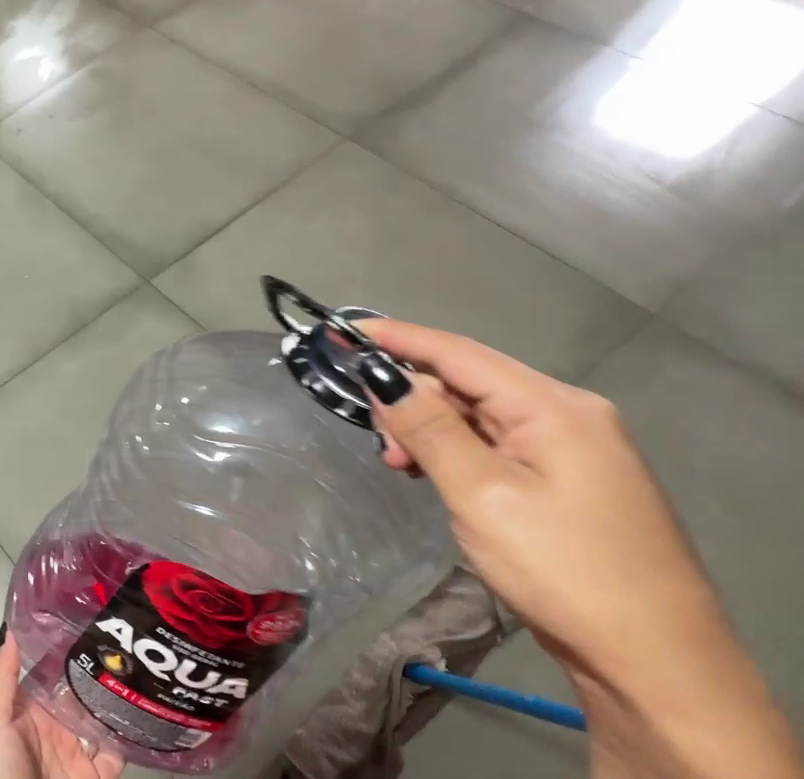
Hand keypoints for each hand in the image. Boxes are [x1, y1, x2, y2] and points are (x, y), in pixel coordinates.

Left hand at [0, 633, 123, 778]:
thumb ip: (3, 678)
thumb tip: (13, 632)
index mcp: (26, 712)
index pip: (46, 677)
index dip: (62, 653)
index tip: (83, 626)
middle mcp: (53, 729)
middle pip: (77, 697)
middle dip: (95, 677)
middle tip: (120, 649)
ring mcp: (75, 755)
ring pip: (99, 723)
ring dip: (113, 706)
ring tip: (134, 678)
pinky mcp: (94, 777)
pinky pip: (115, 755)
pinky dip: (126, 740)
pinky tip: (137, 718)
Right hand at [360, 320, 800, 777]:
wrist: (654, 660)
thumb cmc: (561, 567)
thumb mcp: (480, 494)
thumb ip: (428, 428)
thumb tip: (380, 373)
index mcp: (554, 407)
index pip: (457, 352)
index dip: (395, 336)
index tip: (338, 331)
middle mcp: (569, 413)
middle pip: (467, 380)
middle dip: (410, 396)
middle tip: (373, 435)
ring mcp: (574, 447)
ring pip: (478, 412)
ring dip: (429, 428)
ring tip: (400, 465)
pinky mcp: (569, 478)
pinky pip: (496, 441)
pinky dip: (455, 449)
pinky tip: (433, 473)